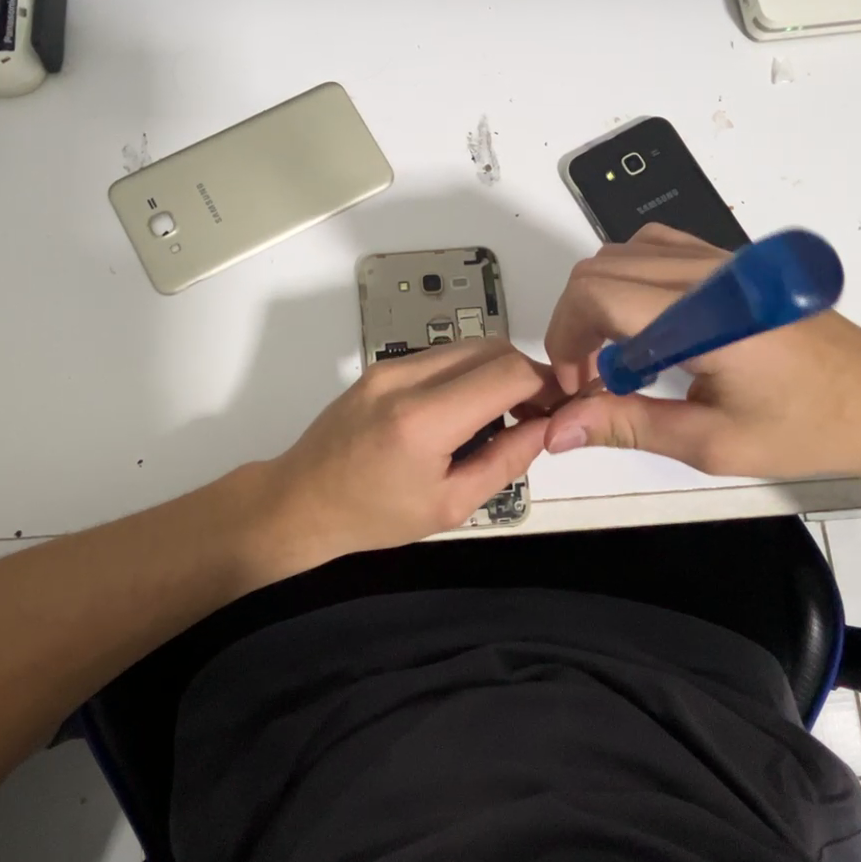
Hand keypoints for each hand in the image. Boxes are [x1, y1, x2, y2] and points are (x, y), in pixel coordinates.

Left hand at [255, 339, 549, 573]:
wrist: (302, 501)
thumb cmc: (375, 515)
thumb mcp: (450, 504)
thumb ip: (505, 461)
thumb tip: (549, 428)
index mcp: (423, 419)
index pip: (508, 372)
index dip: (546, 385)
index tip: (558, 410)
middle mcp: (404, 378)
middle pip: (492, 347)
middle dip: (525, 375)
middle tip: (535, 415)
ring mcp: (388, 367)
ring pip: (466, 346)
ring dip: (496, 371)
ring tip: (501, 416)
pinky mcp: (379, 367)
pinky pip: (440, 356)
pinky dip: (467, 373)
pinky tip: (466, 411)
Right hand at [539, 223, 860, 486]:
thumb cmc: (804, 430)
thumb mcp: (711, 442)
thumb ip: (628, 427)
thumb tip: (558, 430)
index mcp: (703, 318)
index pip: (597, 295)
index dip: (566, 338)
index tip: (577, 387)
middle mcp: (707, 275)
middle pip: (597, 271)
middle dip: (575, 325)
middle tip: (592, 381)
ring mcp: (720, 260)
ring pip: (619, 255)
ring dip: (598, 303)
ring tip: (618, 358)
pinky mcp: (729, 262)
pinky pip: (653, 249)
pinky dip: (626, 282)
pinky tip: (646, 327)